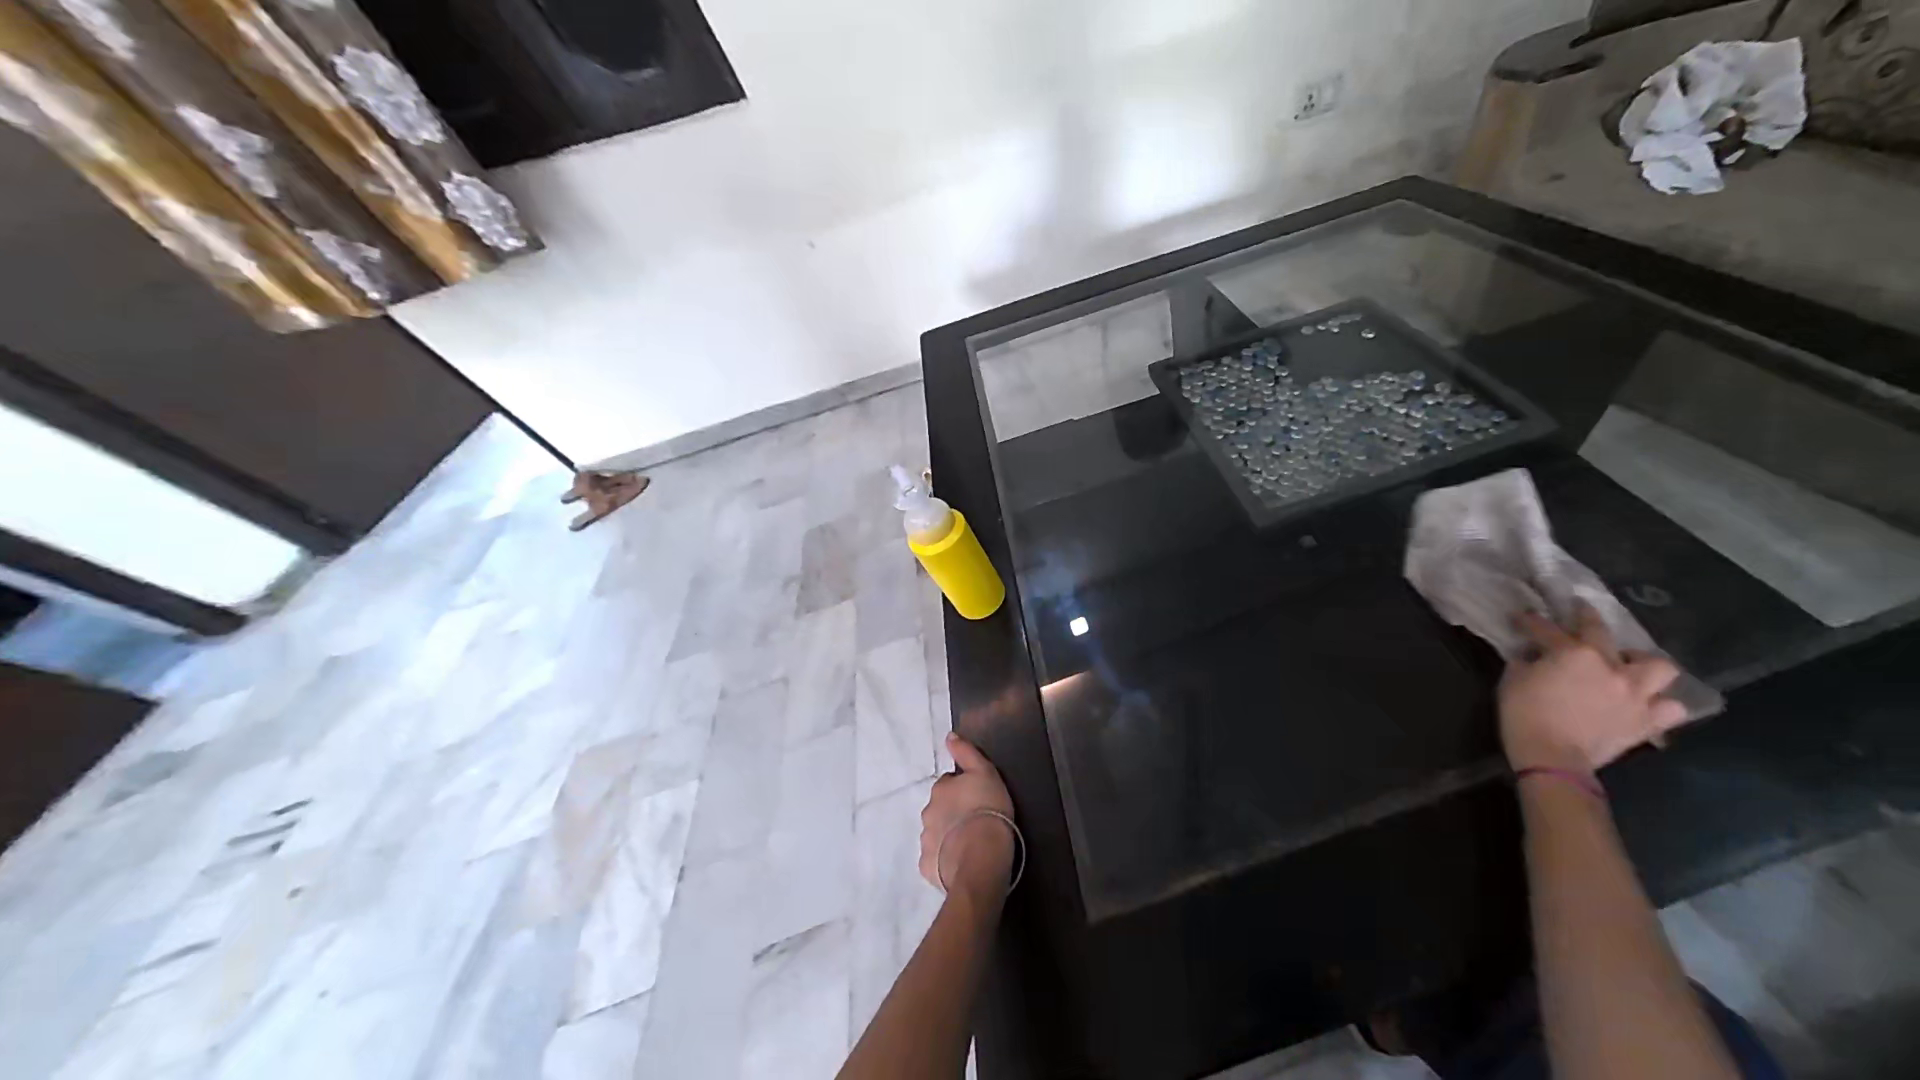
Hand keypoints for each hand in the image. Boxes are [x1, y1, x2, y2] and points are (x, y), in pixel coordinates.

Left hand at [918, 734, 1015, 899]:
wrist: (981, 856)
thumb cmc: (987, 809)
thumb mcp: (985, 772)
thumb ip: (966, 752)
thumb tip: (949, 736)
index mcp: (940, 790)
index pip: (948, 785)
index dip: (962, 790)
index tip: (976, 798)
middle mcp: (928, 813)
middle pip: (939, 809)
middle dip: (952, 813)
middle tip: (975, 821)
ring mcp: (926, 841)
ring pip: (936, 834)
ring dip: (949, 836)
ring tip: (970, 844)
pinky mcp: (928, 866)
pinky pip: (935, 860)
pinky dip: (944, 859)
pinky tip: (960, 862)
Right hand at [1498, 603, 1688, 775]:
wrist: (1553, 758)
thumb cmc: (1524, 715)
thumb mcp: (1512, 680)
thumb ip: (1526, 661)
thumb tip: (1533, 655)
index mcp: (1572, 653)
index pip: (1546, 628)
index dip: (1531, 621)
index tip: (1521, 617)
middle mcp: (1611, 665)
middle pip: (1600, 632)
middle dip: (1585, 617)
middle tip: (1578, 612)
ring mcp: (1636, 693)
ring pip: (1659, 667)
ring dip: (1642, 664)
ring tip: (1628, 667)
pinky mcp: (1648, 720)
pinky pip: (1670, 707)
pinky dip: (1660, 703)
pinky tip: (1644, 703)